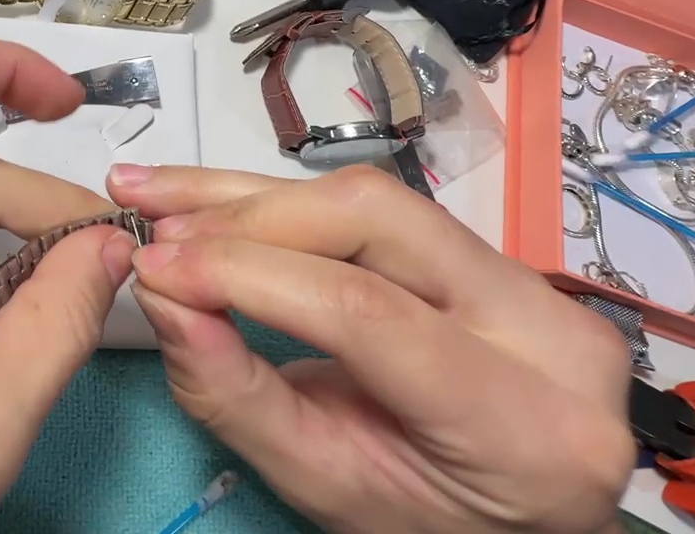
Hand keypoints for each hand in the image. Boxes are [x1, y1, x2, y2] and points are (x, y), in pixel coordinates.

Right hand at [107, 164, 632, 533]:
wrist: (505, 514)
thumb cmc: (412, 517)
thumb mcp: (315, 482)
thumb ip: (232, 393)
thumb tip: (161, 294)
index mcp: (521, 424)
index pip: (363, 310)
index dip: (242, 273)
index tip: (152, 269)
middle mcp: (545, 328)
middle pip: (370, 218)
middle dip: (243, 217)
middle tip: (155, 234)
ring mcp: (524, 278)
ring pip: (361, 194)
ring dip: (242, 193)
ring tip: (149, 193)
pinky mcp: (482, 249)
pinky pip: (362, 202)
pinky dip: (267, 196)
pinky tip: (196, 194)